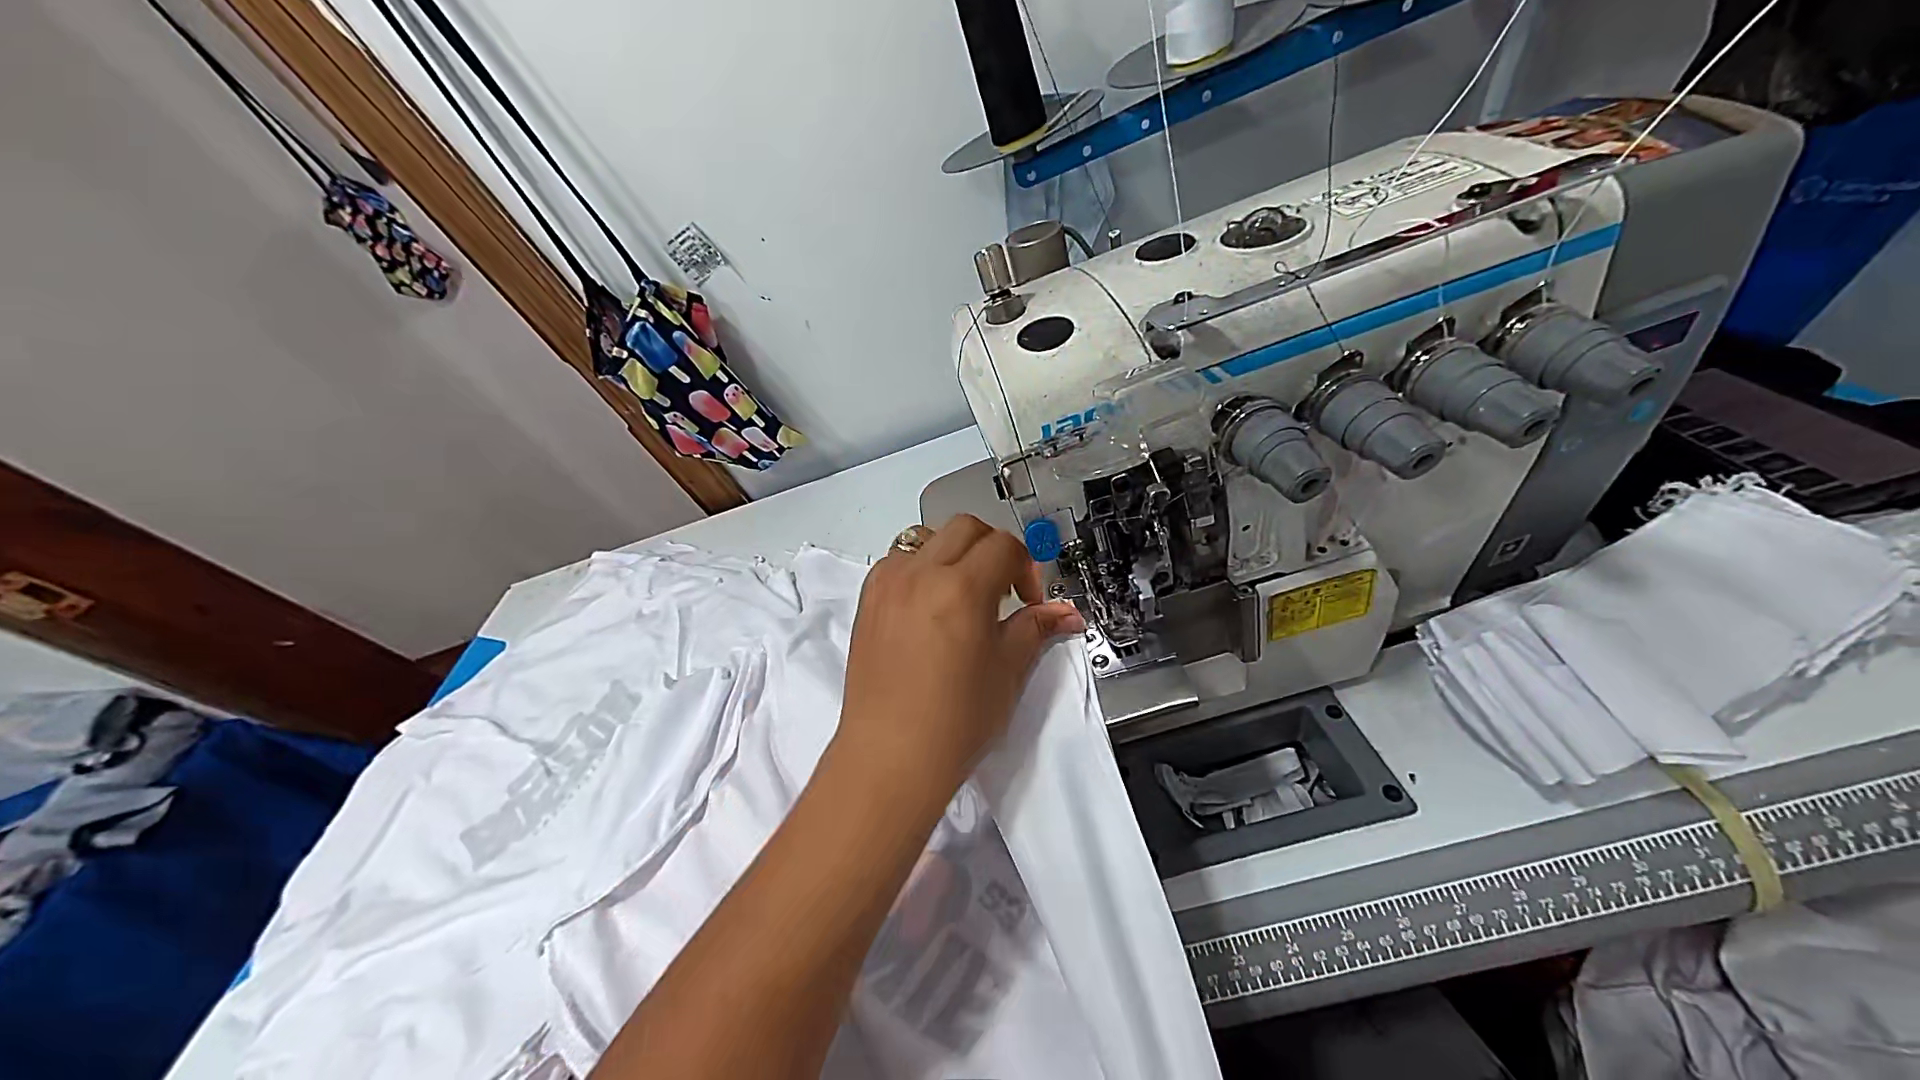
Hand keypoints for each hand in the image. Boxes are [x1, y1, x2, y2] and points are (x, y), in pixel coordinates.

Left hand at [834, 514, 1085, 795]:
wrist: (892, 756)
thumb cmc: (955, 721)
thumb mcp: (1007, 670)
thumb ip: (1035, 628)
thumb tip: (1064, 613)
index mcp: (960, 589)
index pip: (1004, 546)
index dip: (1026, 568)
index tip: (1030, 599)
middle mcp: (919, 576)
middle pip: (966, 528)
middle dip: (993, 548)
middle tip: (1004, 588)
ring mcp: (888, 586)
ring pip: (927, 538)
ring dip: (954, 553)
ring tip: (965, 594)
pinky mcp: (868, 601)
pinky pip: (897, 561)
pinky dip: (920, 567)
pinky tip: (930, 605)